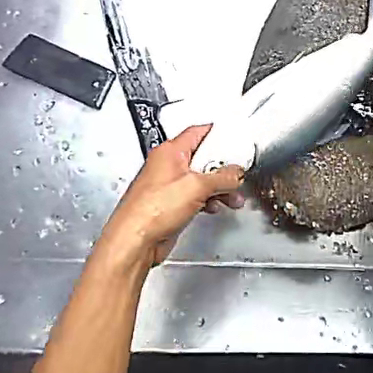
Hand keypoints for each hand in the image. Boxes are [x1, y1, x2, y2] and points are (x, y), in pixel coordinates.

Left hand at [97, 125, 244, 269]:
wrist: (135, 240)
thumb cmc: (150, 210)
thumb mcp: (196, 187)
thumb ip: (221, 177)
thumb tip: (235, 173)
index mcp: (169, 152)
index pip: (198, 132)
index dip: (217, 133)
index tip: (233, 138)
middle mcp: (167, 166)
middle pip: (202, 158)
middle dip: (222, 166)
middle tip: (237, 171)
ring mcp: (168, 186)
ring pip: (200, 179)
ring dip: (218, 186)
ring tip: (232, 194)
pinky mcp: (170, 205)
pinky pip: (195, 196)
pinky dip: (208, 199)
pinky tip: (216, 205)